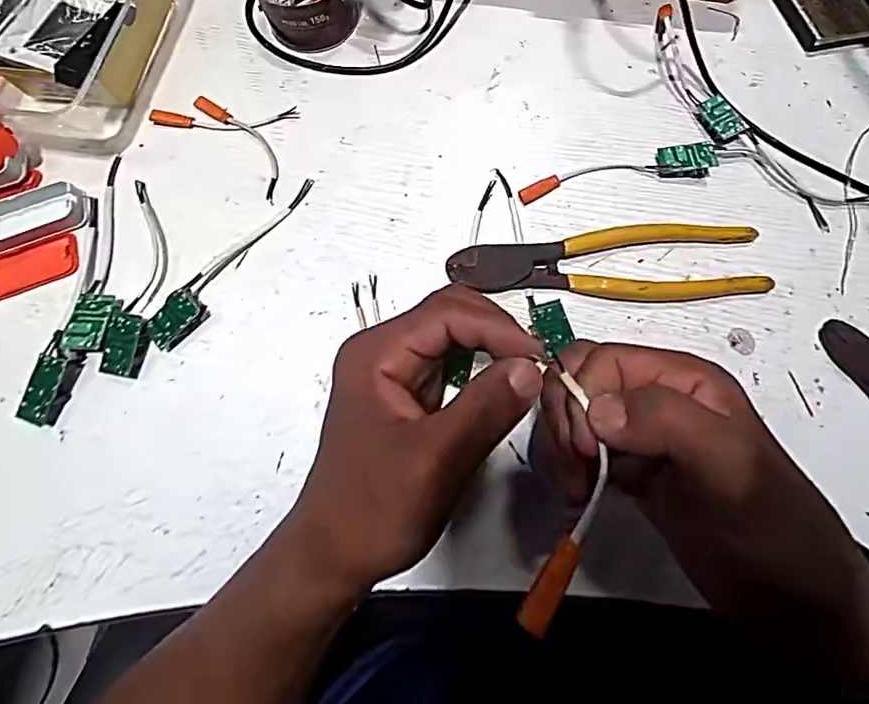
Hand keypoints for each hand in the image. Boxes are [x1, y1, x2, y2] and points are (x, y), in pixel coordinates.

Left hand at [280, 286, 544, 592]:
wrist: (334, 555)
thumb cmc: (364, 514)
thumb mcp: (432, 462)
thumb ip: (482, 410)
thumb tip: (526, 369)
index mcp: (375, 355)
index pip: (446, 313)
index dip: (496, 328)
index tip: (533, 355)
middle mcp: (382, 352)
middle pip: (450, 313)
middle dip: (496, 331)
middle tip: (534, 360)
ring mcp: (395, 370)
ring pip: (454, 335)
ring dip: (492, 346)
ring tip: (525, 370)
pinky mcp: (409, 391)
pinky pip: (453, 362)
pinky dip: (483, 367)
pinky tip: (502, 383)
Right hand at [538, 341, 868, 688]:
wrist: (797, 605)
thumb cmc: (778, 530)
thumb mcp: (730, 466)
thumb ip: (668, 421)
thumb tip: (599, 409)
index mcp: (682, 379)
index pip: (604, 359)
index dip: (582, 394)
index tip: (583, 445)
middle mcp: (657, 399)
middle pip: (581, 378)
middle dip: (564, 416)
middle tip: (575, 465)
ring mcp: (642, 436)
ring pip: (575, 412)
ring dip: (561, 443)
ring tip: (577, 485)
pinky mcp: (632, 470)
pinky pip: (581, 448)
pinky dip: (568, 465)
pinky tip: (580, 492)